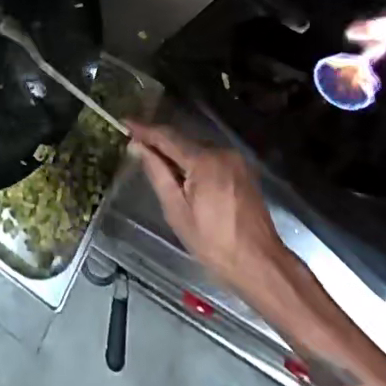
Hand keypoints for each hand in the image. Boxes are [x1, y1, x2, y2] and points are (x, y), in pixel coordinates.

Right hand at [128, 121, 289, 298]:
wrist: (260, 264)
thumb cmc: (214, 243)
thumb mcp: (177, 211)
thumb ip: (157, 173)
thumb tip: (137, 146)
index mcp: (204, 160)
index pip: (167, 136)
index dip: (144, 129)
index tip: (125, 122)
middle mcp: (222, 152)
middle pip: (183, 140)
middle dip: (160, 142)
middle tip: (136, 146)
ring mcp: (235, 160)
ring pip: (197, 148)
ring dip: (177, 153)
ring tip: (156, 162)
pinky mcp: (243, 171)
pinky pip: (211, 158)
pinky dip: (194, 161)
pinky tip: (184, 174)